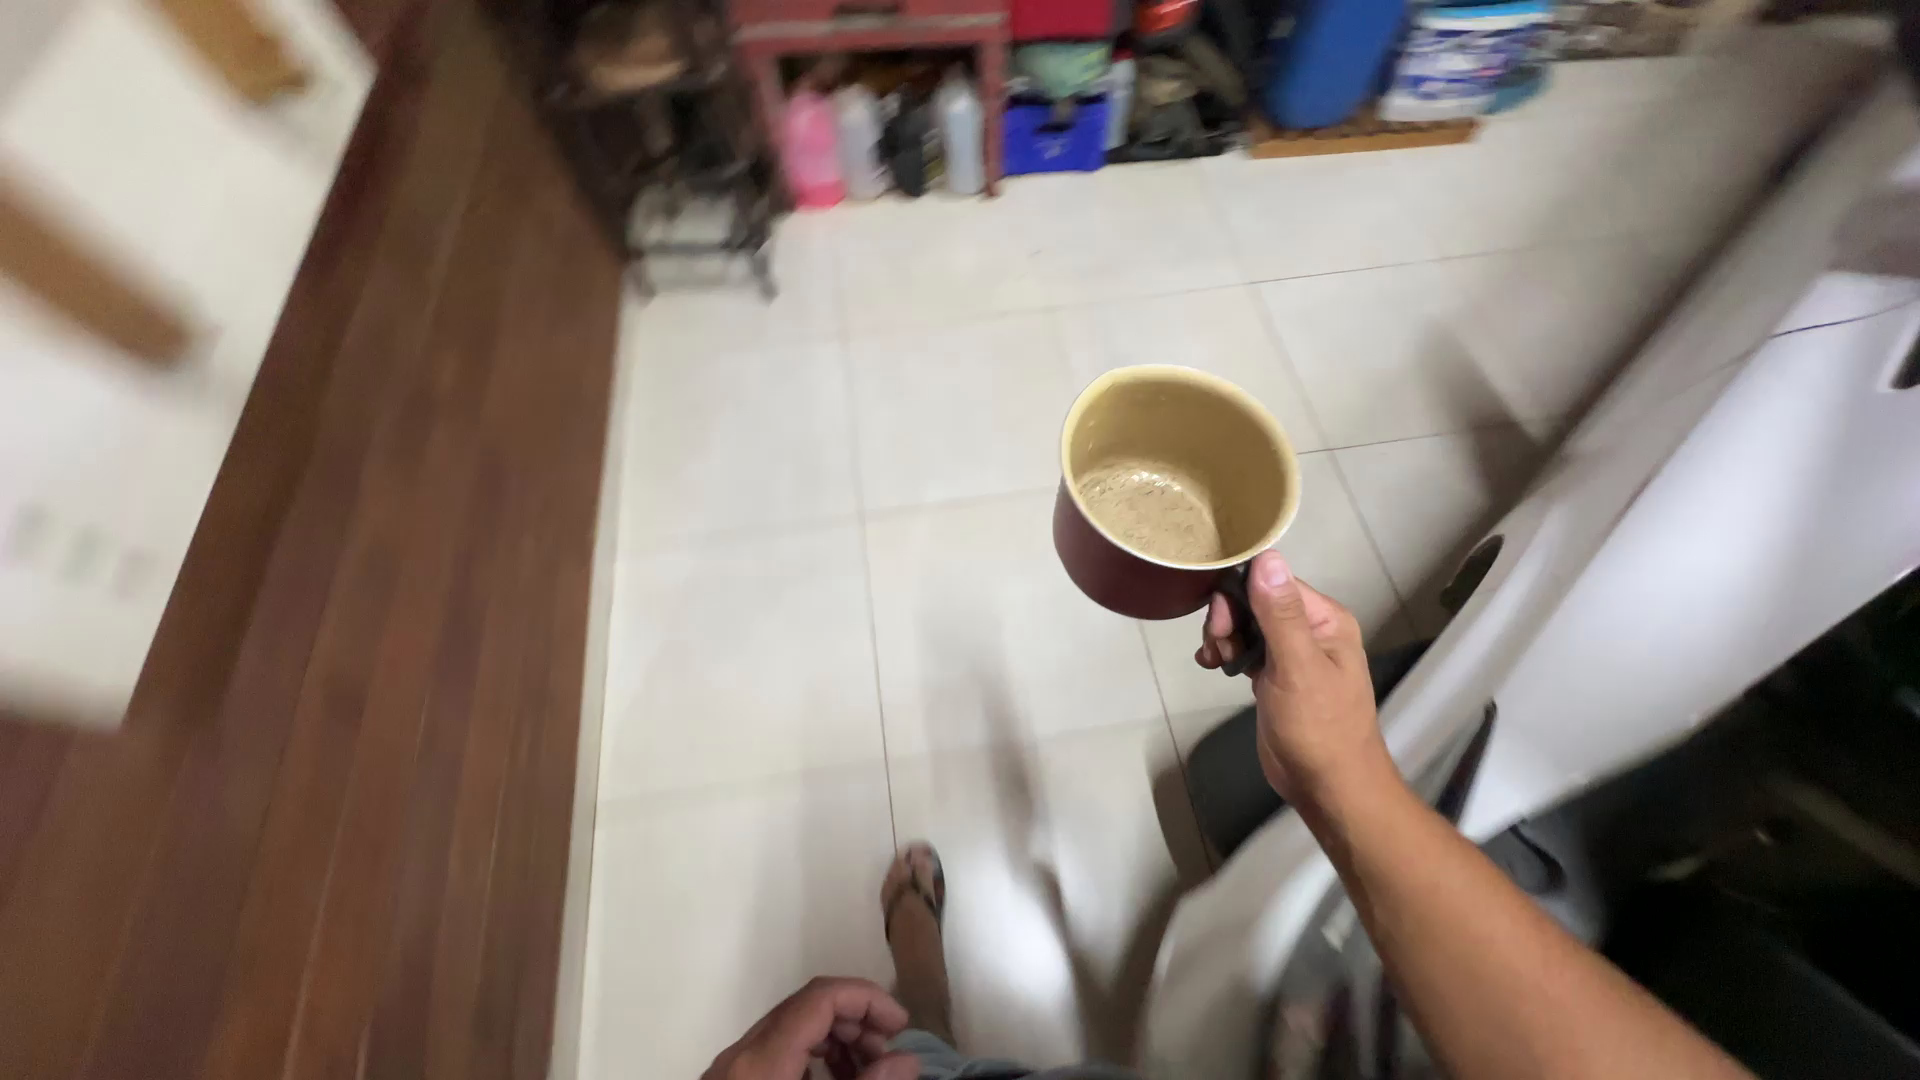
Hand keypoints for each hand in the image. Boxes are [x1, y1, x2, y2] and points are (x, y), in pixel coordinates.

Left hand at [702, 977, 919, 1079]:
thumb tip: (908, 1059)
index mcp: (763, 1057)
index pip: (820, 996)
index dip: (866, 998)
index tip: (900, 1024)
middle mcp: (742, 1053)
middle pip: (807, 1006)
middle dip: (855, 1019)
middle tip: (889, 1051)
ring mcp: (731, 1069)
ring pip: (791, 1029)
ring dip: (835, 1039)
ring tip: (868, 1069)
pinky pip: (776, 1053)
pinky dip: (811, 1059)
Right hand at [1196, 551, 1391, 804]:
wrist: (1327, 787)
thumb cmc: (1318, 728)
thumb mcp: (1297, 667)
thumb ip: (1280, 614)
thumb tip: (1267, 556)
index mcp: (1325, 620)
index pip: (1273, 582)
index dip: (1241, 595)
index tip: (1221, 622)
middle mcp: (1310, 630)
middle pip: (1255, 600)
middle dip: (1229, 618)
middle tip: (1219, 647)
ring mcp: (1291, 654)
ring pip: (1246, 624)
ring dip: (1224, 636)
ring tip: (1217, 660)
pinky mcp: (1274, 676)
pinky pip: (1244, 648)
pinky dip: (1225, 652)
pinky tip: (1212, 665)